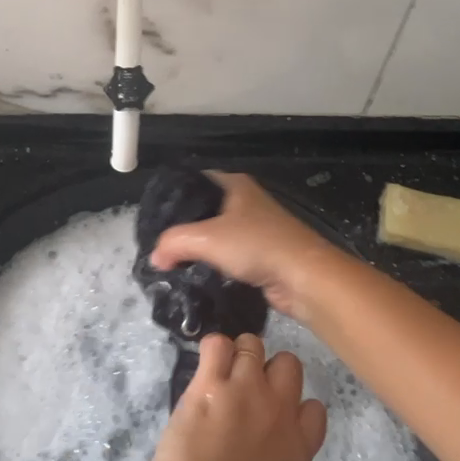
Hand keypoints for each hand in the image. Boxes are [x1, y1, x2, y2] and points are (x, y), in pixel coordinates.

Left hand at [133, 333, 327, 460]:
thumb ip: (282, 459)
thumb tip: (269, 448)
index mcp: (300, 445)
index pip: (314, 407)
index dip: (295, 404)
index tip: (277, 411)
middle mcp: (278, 409)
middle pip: (288, 363)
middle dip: (270, 370)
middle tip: (247, 386)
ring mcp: (245, 390)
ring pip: (252, 344)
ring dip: (239, 355)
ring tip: (222, 373)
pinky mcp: (211, 382)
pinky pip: (217, 343)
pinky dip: (212, 350)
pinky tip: (204, 367)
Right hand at [149, 172, 347, 321]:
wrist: (304, 277)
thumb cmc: (257, 245)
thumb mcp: (206, 239)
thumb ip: (174, 242)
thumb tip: (155, 258)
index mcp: (234, 184)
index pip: (194, 182)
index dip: (173, 198)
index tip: (155, 220)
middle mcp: (246, 201)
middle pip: (205, 210)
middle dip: (185, 228)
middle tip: (162, 246)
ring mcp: (257, 229)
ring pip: (218, 236)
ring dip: (201, 250)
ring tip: (176, 264)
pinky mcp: (263, 255)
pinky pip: (231, 257)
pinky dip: (217, 266)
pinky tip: (201, 278)